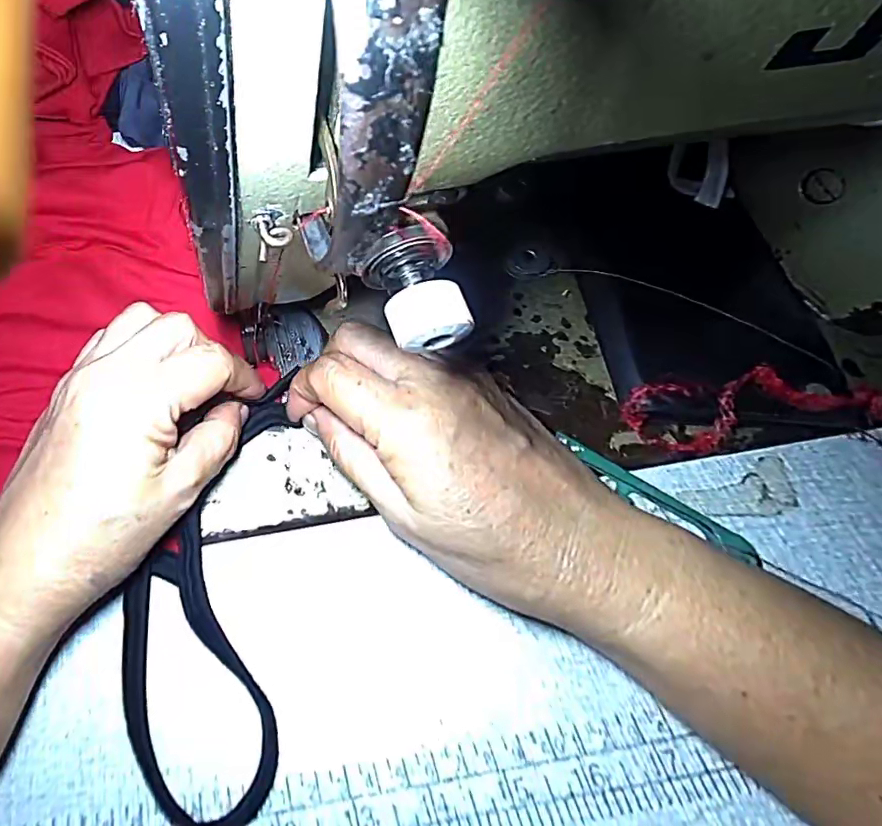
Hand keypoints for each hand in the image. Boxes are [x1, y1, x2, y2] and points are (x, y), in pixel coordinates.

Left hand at [0, 303, 265, 633]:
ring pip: (141, 319)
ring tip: (188, 381)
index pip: (209, 359)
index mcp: (137, 397)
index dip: (242, 376)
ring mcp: (81, 374)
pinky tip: (149, 381)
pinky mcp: (67, 385)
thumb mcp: (176, 495)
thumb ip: (216, 442)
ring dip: (173, 340)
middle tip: (224, 392)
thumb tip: (233, 413)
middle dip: (210, 352)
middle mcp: (105, 373)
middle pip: (177, 327)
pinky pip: (109, 338)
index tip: (250, 396)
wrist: (29, 557)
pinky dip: (138, 345)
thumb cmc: (90, 538)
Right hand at [287, 322, 633, 632]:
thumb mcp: (403, 516)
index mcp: (406, 418)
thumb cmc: (501, 544)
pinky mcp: (479, 377)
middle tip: (323, 407)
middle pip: (350, 337)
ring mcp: (459, 373)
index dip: (302, 389)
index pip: (328, 371)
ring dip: (359, 366)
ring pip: (384, 340)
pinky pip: (418, 355)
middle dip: (325, 366)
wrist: (579, 544)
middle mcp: (432, 381)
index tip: (302, 412)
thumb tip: (320, 422)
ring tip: (361, 414)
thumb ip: (350, 456)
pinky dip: (394, 372)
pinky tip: (400, 414)